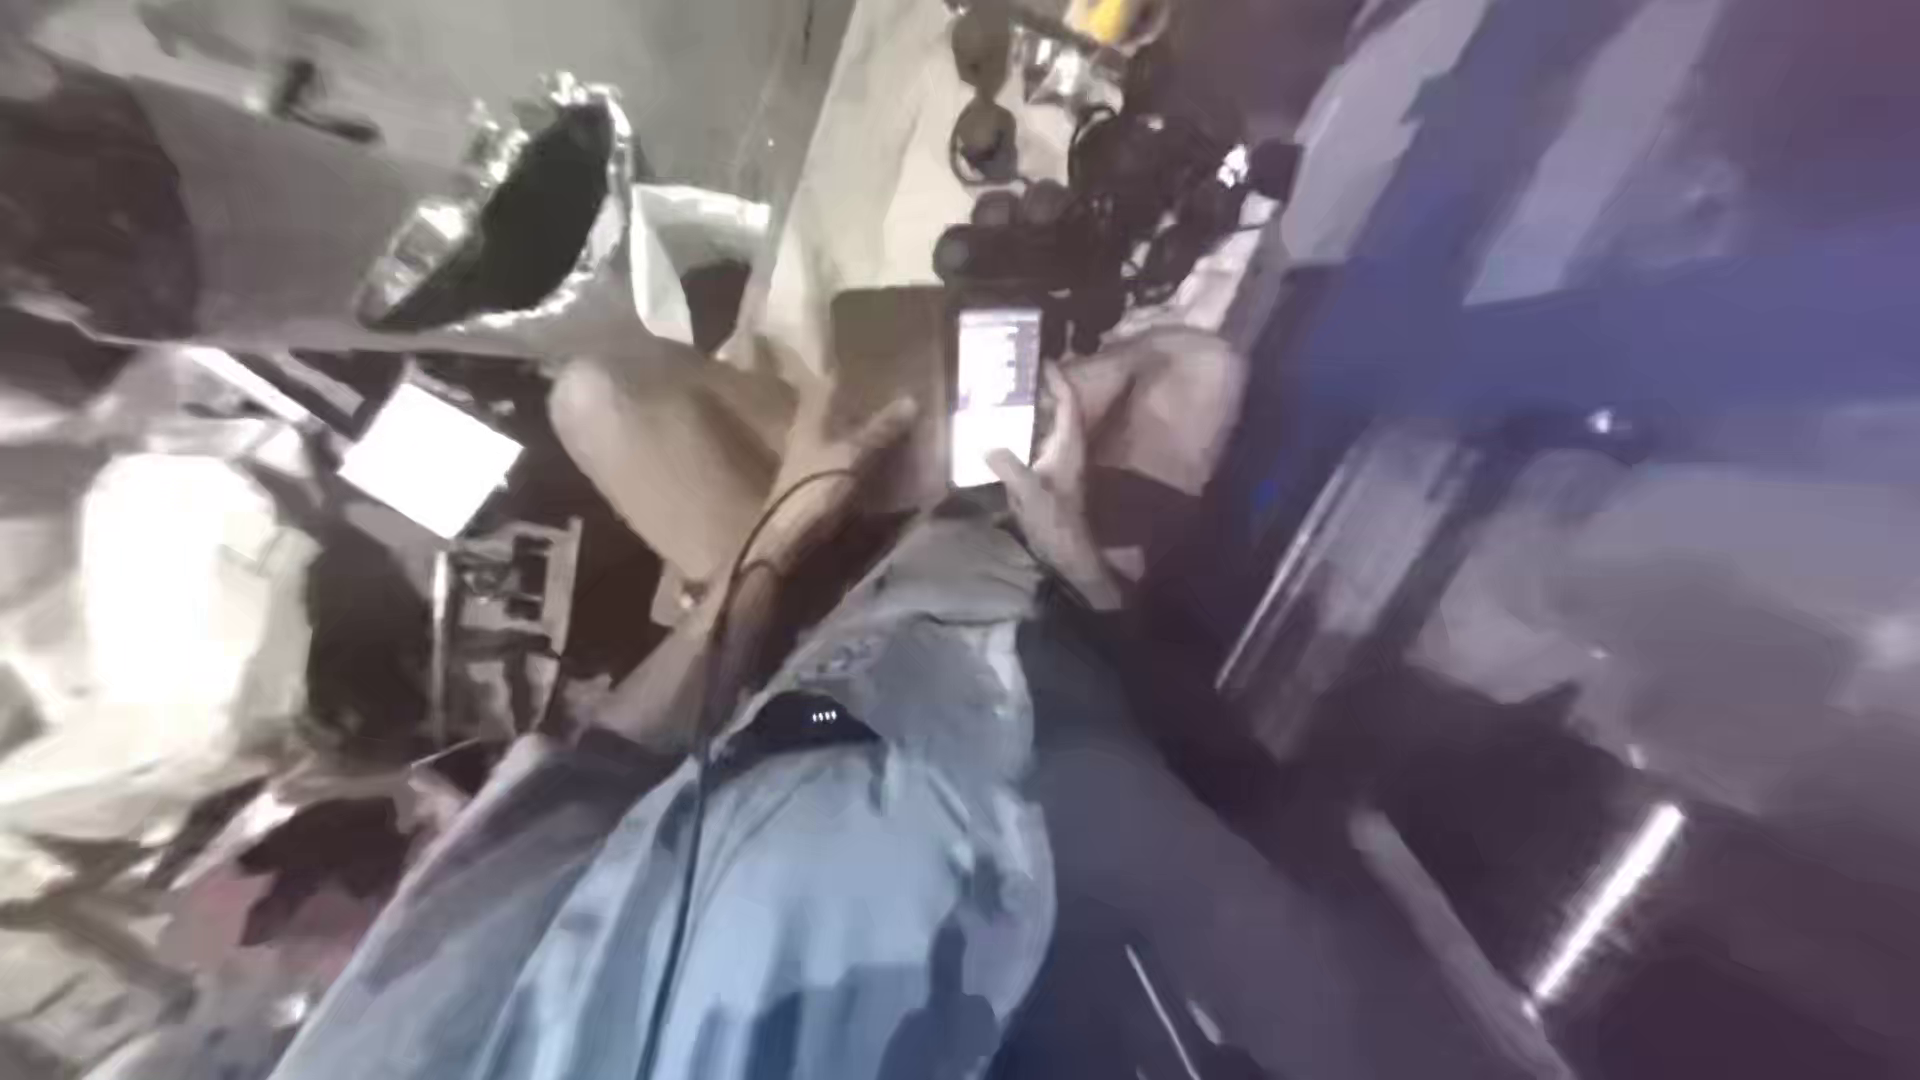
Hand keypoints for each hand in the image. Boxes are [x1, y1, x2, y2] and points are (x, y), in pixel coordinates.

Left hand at [750, 383, 917, 571]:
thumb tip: (910, 399)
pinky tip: (889, 465)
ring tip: (904, 430)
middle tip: (901, 399)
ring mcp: (812, 464)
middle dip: (865, 406)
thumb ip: (882, 429)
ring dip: (869, 436)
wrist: (790, 542)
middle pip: (837, 413)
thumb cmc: (818, 488)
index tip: (878, 367)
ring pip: (844, 439)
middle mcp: (808, 435)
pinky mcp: (821, 489)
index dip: (850, 374)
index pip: (828, 384)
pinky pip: (849, 465)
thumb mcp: (856, 455)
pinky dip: (868, 462)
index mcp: (810, 419)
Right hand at [988, 366, 1127, 609]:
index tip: (1040, 359)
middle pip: (1056, 409)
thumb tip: (986, 445)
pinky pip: (1033, 445)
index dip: (1057, 378)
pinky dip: (1019, 433)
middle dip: (1039, 390)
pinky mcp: (1046, 475)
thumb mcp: (1029, 492)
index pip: (1067, 401)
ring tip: (1002, 396)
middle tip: (1012, 374)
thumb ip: (1008, 465)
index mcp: (1068, 445)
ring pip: (1044, 427)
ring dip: (1028, 411)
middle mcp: (1065, 448)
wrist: (1067, 552)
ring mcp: (1056, 462)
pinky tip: (998, 432)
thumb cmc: (1055, 520)